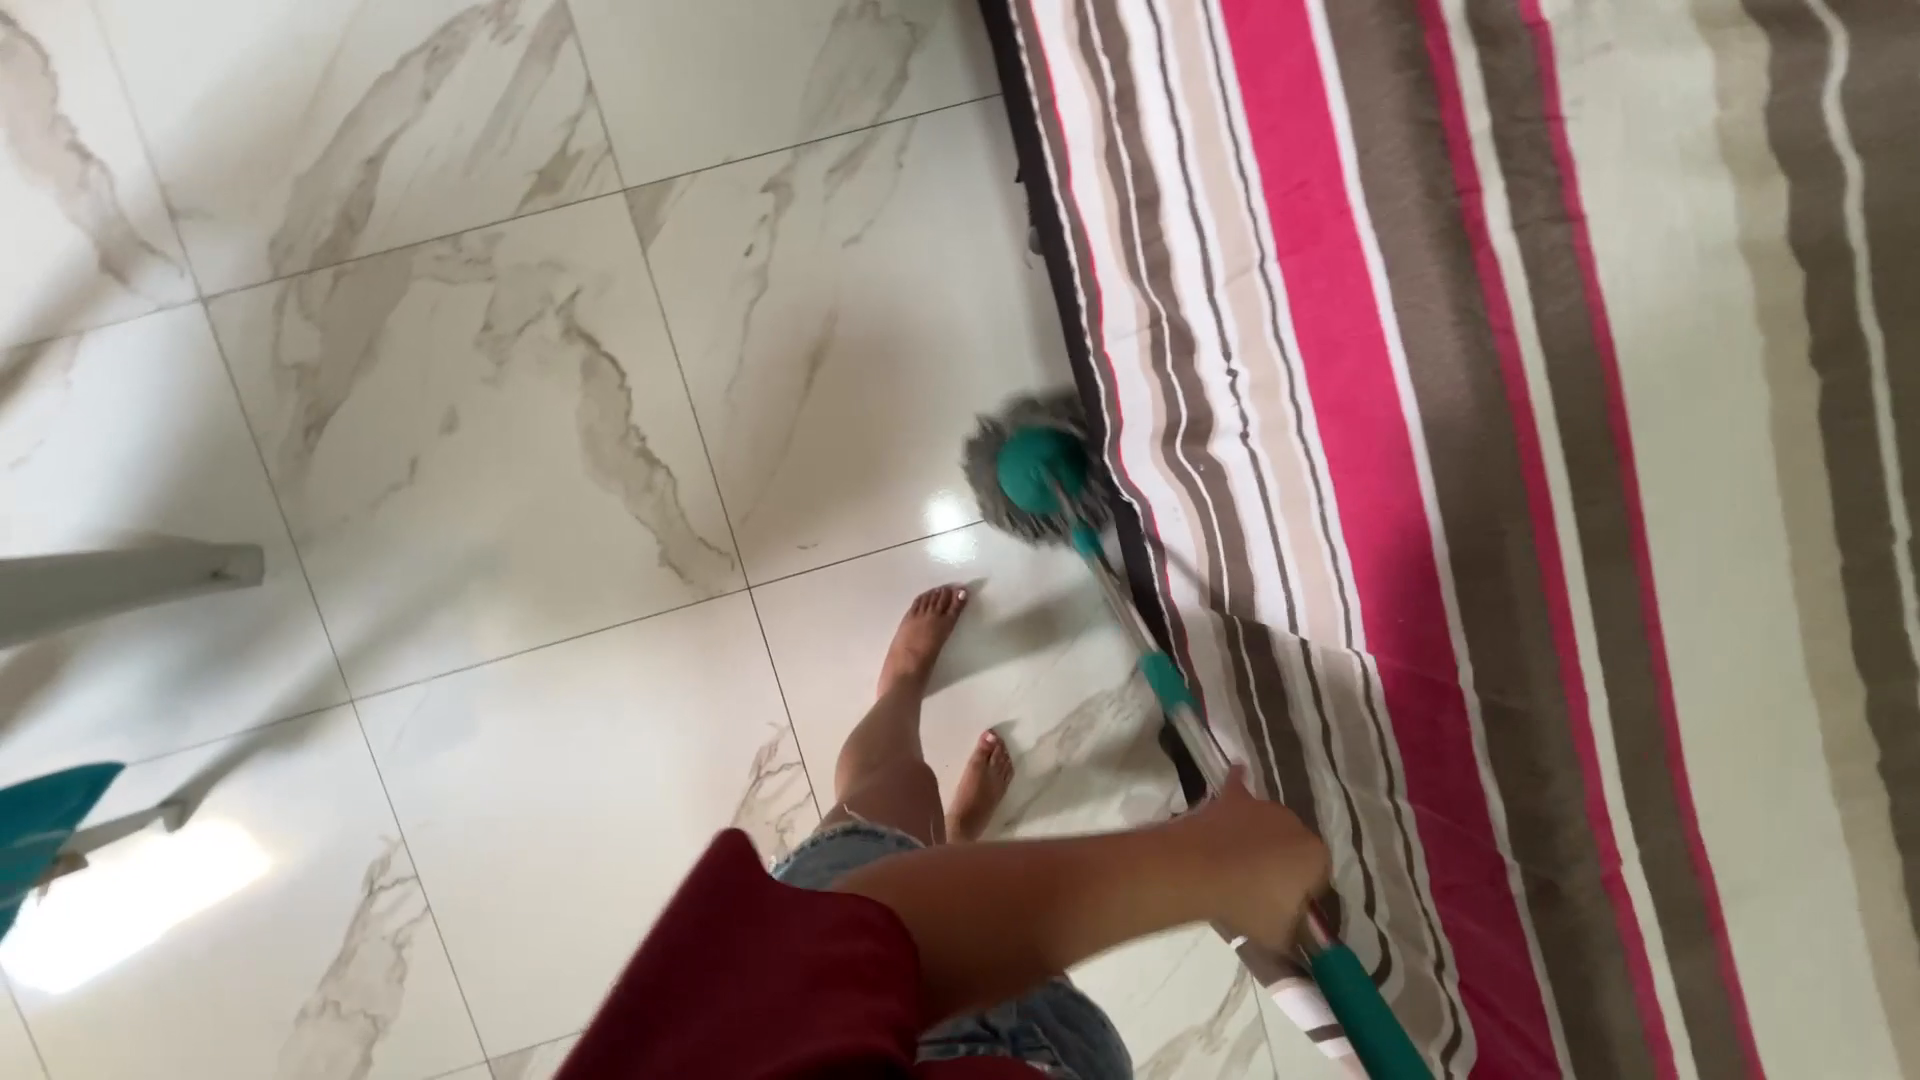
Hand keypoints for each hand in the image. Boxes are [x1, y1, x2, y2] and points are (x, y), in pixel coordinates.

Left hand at [1172, 766, 1328, 949]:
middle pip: (1293, 847)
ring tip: (1235, 860)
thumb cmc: (1247, 904)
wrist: (1198, 869)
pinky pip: (1239, 786)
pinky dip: (1239, 783)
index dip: (1300, 895)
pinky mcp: (1231, 798)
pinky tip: (1239, 772)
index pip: (1317, 878)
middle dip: (1281, 864)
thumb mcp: (1283, 937)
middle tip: (1257, 888)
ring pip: (1267, 823)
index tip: (1281, 908)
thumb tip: (1300, 942)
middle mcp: (1295, 823)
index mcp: (1316, 855)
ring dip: (1258, 837)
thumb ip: (1297, 936)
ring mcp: (1261, 806)